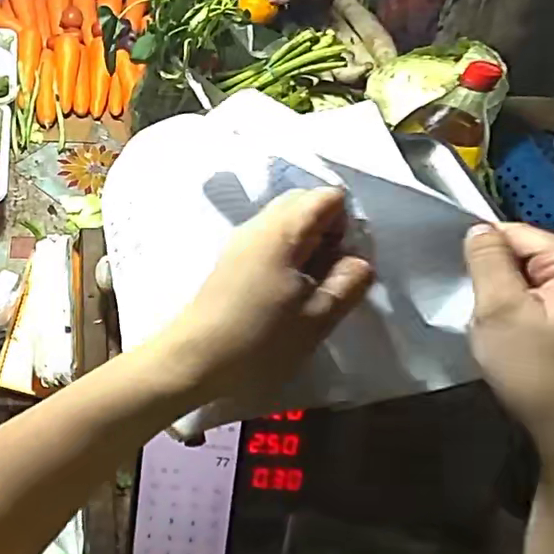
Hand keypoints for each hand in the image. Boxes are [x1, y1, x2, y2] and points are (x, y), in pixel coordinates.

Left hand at [154, 189, 373, 402]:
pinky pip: (267, 241)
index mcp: (280, 231)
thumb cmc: (260, 337)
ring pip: (284, 222)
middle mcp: (256, 226)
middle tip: (330, 273)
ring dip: (306, 244)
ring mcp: (239, 241)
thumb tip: (358, 259)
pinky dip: (286, 255)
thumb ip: (350, 280)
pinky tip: (286, 292)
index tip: (344, 261)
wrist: (196, 357)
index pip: (326, 196)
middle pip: (303, 203)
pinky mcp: (229, 260)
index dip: (347, 223)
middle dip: (327, 230)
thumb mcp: (319, 315)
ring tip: (310, 287)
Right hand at [464, 223, 553, 487]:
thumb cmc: (543, 374)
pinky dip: (545, 319)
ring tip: (508, 335)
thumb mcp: (499, 313)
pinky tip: (534, 347)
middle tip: (487, 318)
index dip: (485, 255)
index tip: (464, 286)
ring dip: (524, 303)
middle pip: (541, 260)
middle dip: (506, 282)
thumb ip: (487, 263)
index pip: (523, 236)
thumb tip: (480, 229)